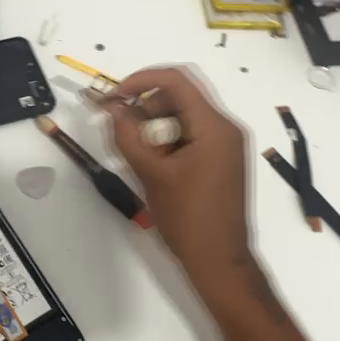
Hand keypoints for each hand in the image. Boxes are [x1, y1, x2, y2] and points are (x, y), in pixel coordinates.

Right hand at [106, 67, 255, 295]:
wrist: (218, 260)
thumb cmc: (187, 218)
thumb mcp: (151, 173)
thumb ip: (128, 135)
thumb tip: (114, 108)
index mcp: (214, 126)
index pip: (176, 80)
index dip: (140, 80)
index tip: (114, 98)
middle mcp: (225, 128)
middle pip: (178, 97)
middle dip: (145, 107)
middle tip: (121, 131)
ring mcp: (225, 144)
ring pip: (182, 116)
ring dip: (153, 125)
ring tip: (134, 154)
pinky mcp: (220, 159)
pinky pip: (189, 135)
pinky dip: (166, 140)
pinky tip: (150, 164)